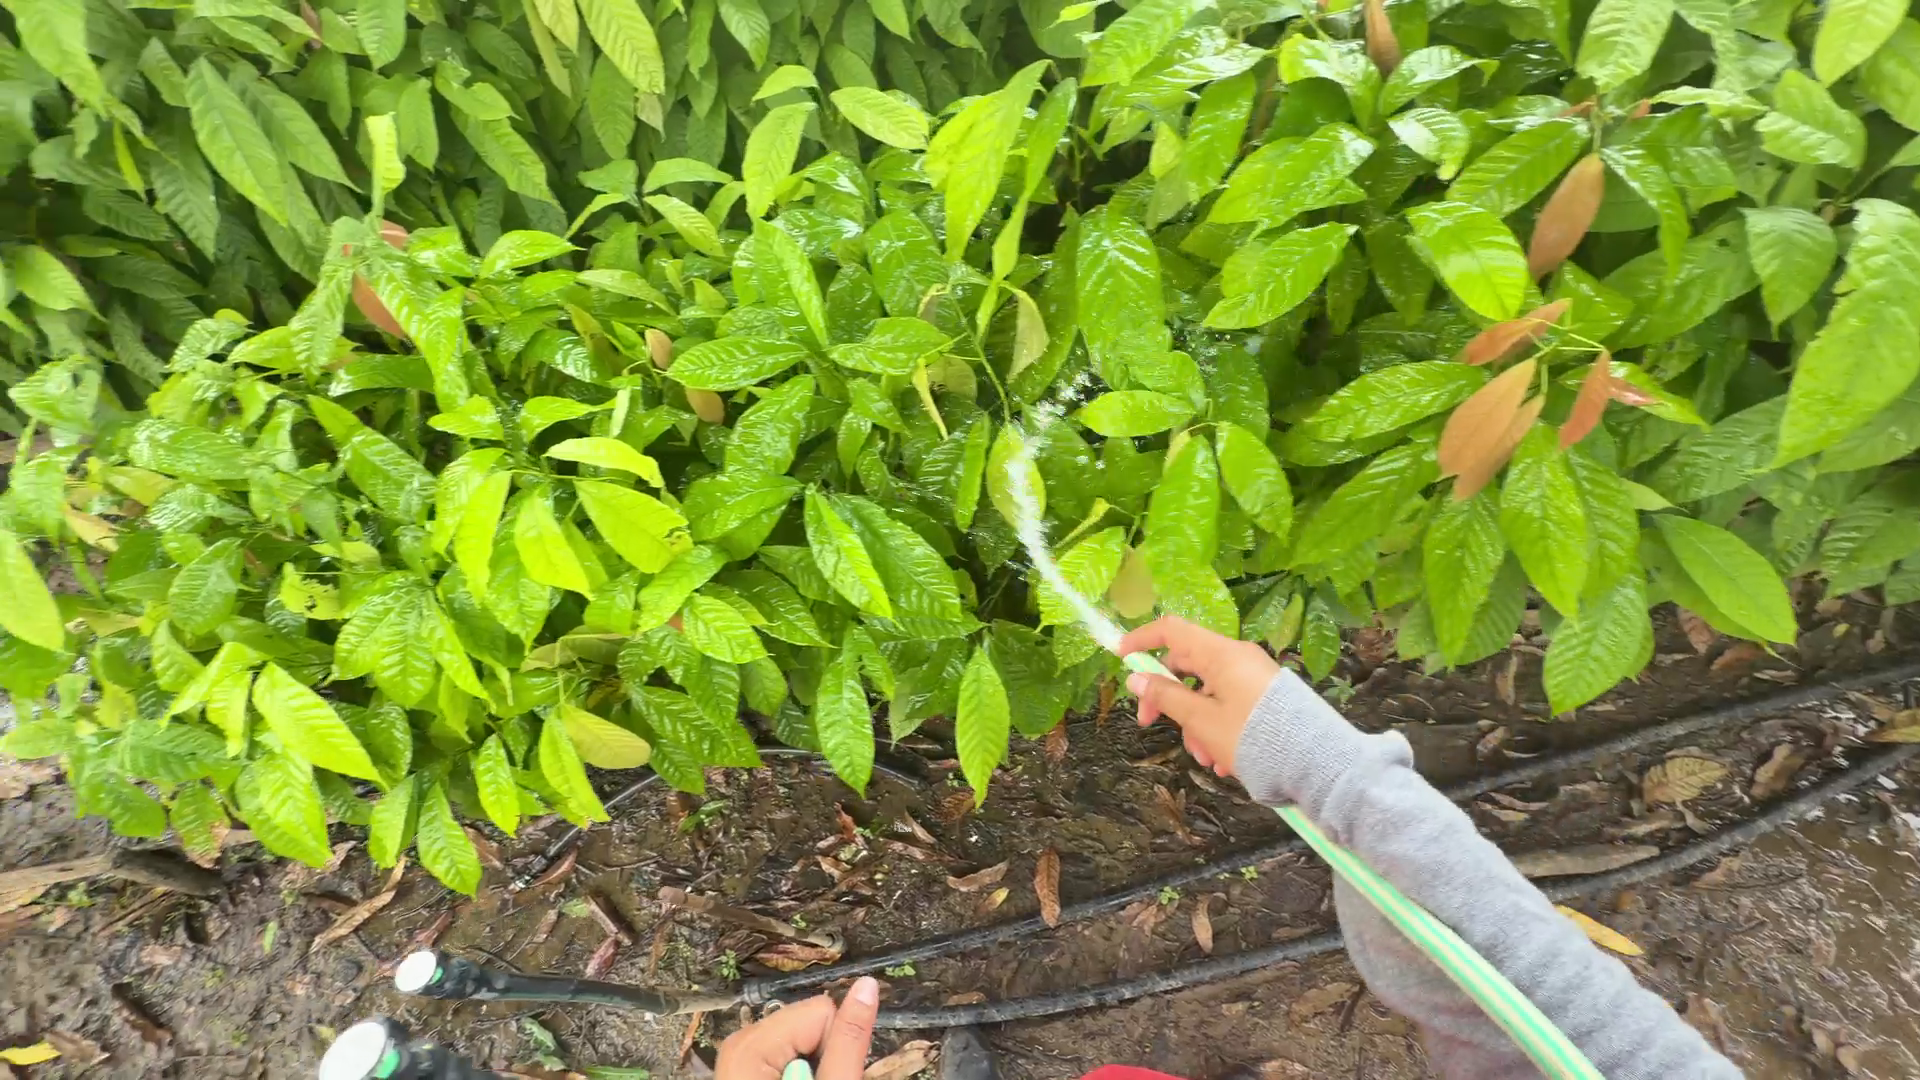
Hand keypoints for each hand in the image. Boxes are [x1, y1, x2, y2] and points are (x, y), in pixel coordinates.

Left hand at [715, 976, 879, 1079]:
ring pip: (803, 1035)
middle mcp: (741, 1038)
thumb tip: (868, 982)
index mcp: (752, 1043)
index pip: (821, 1010)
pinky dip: (800, 1069)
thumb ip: (848, 1041)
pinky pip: (788, 1048)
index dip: (835, 1046)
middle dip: (823, 1055)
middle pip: (811, 1019)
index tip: (827, 1077)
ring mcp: (741, 1052)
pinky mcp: (745, 1065)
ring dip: (814, 1064)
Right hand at [1118, 615, 1280, 777]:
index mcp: (1220, 654)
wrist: (1321, 765)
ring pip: (1207, 691)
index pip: (1171, 630)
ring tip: (1205, 759)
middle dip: (1167, 698)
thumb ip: (1166, 697)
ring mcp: (1254, 677)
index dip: (1142, 639)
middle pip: (1186, 665)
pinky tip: (1223, 760)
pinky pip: (1230, 703)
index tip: (1120, 657)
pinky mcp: (1266, 697)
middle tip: (1150, 725)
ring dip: (1194, 722)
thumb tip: (1137, 678)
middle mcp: (1238, 657)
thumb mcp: (1201, 720)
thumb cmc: (1253, 738)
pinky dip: (1217, 726)